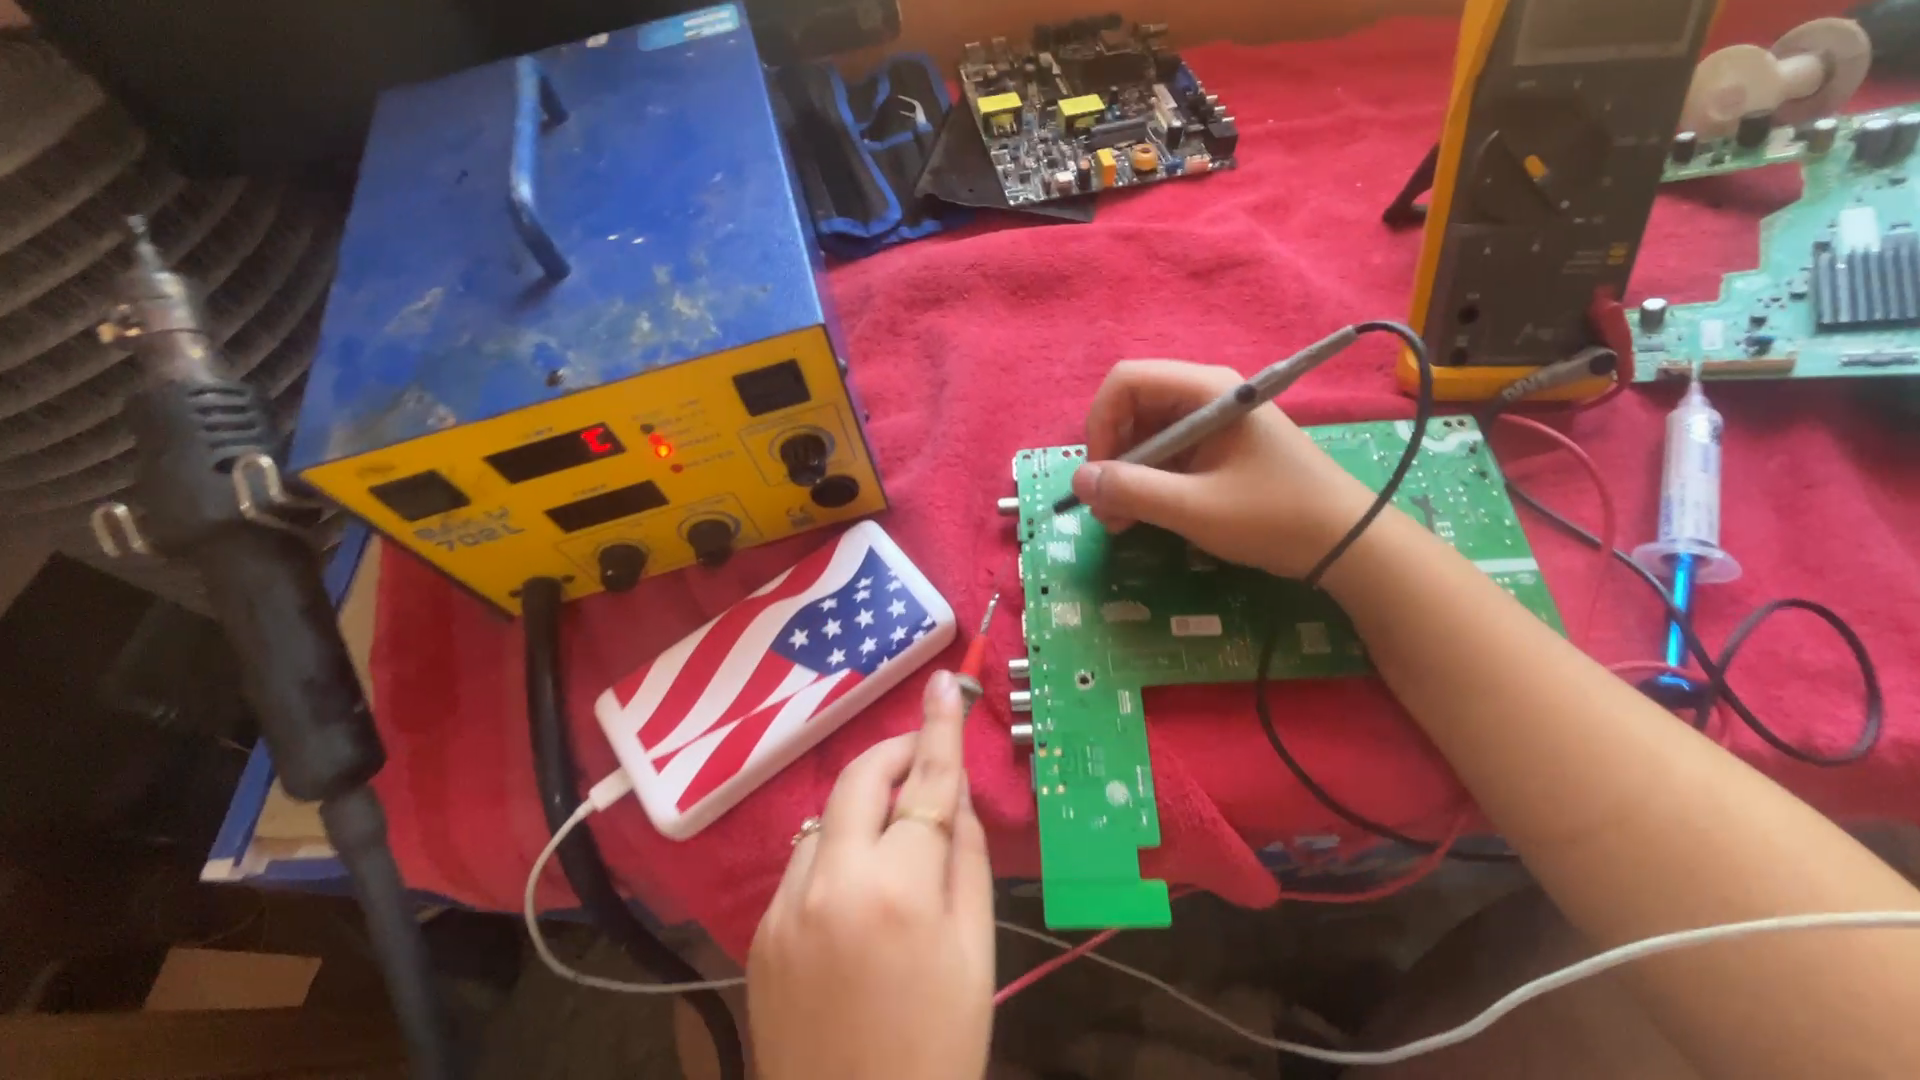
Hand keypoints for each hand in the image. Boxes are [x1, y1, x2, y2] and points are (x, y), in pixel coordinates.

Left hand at [747, 672, 993, 1079]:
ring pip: (827, 820)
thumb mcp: (975, 953)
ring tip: (893, 849)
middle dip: (891, 756)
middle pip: (859, 780)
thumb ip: (965, 859)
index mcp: (899, 889)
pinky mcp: (760, 930)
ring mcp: (786, 905)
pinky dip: (832, 857)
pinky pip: (802, 865)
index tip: (941, 684)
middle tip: (920, 763)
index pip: (925, 784)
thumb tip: (952, 794)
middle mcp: (832, 882)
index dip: (938, 730)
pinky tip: (854, 898)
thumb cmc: (938, 1045)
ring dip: (862, 813)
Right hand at [1070, 359, 1380, 578]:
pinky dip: (1147, 483)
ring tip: (1120, 523)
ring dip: (1125, 476)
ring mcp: (1212, 423)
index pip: (1126, 381)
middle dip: (1110, 457)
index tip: (1099, 476)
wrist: (1345, 542)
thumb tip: (1078, 480)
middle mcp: (1206, 396)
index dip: (1100, 424)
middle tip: (1105, 510)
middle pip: (1132, 407)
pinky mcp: (1218, 449)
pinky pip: (1167, 455)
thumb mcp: (1195, 508)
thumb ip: (1132, 491)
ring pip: (1145, 435)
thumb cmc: (1274, 517)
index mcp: (1206, 390)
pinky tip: (1142, 517)